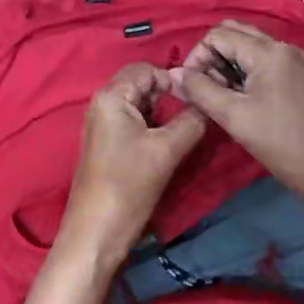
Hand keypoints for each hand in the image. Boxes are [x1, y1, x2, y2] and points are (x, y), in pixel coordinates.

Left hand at [62, 63, 208, 259]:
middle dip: (168, 95)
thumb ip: (191, 121)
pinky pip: (131, 121)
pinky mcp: (105, 143)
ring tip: (184, 127)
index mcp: (111, 96)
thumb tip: (208, 104)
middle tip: (193, 112)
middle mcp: (101, 102)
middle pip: (141, 84)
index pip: (146, 69)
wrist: (95, 235)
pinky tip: (166, 143)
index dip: (172, 80)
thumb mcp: (167, 151)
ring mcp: (101, 123)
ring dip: (161, 112)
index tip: (196, 98)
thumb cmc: (128, 186)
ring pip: (138, 104)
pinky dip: (151, 126)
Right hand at [171, 21, 303, 208]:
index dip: (197, 56)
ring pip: (251, 47)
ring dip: (229, 64)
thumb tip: (174, 74)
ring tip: (222, 98)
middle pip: (235, 33)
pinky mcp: (303, 76)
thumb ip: (200, 91)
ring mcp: (296, 60)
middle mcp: (283, 46)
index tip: (191, 87)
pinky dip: (248, 72)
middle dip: (213, 56)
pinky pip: (266, 61)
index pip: (218, 34)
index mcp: (268, 51)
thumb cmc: (282, 144)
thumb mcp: (235, 118)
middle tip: (206, 89)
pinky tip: (244, 100)